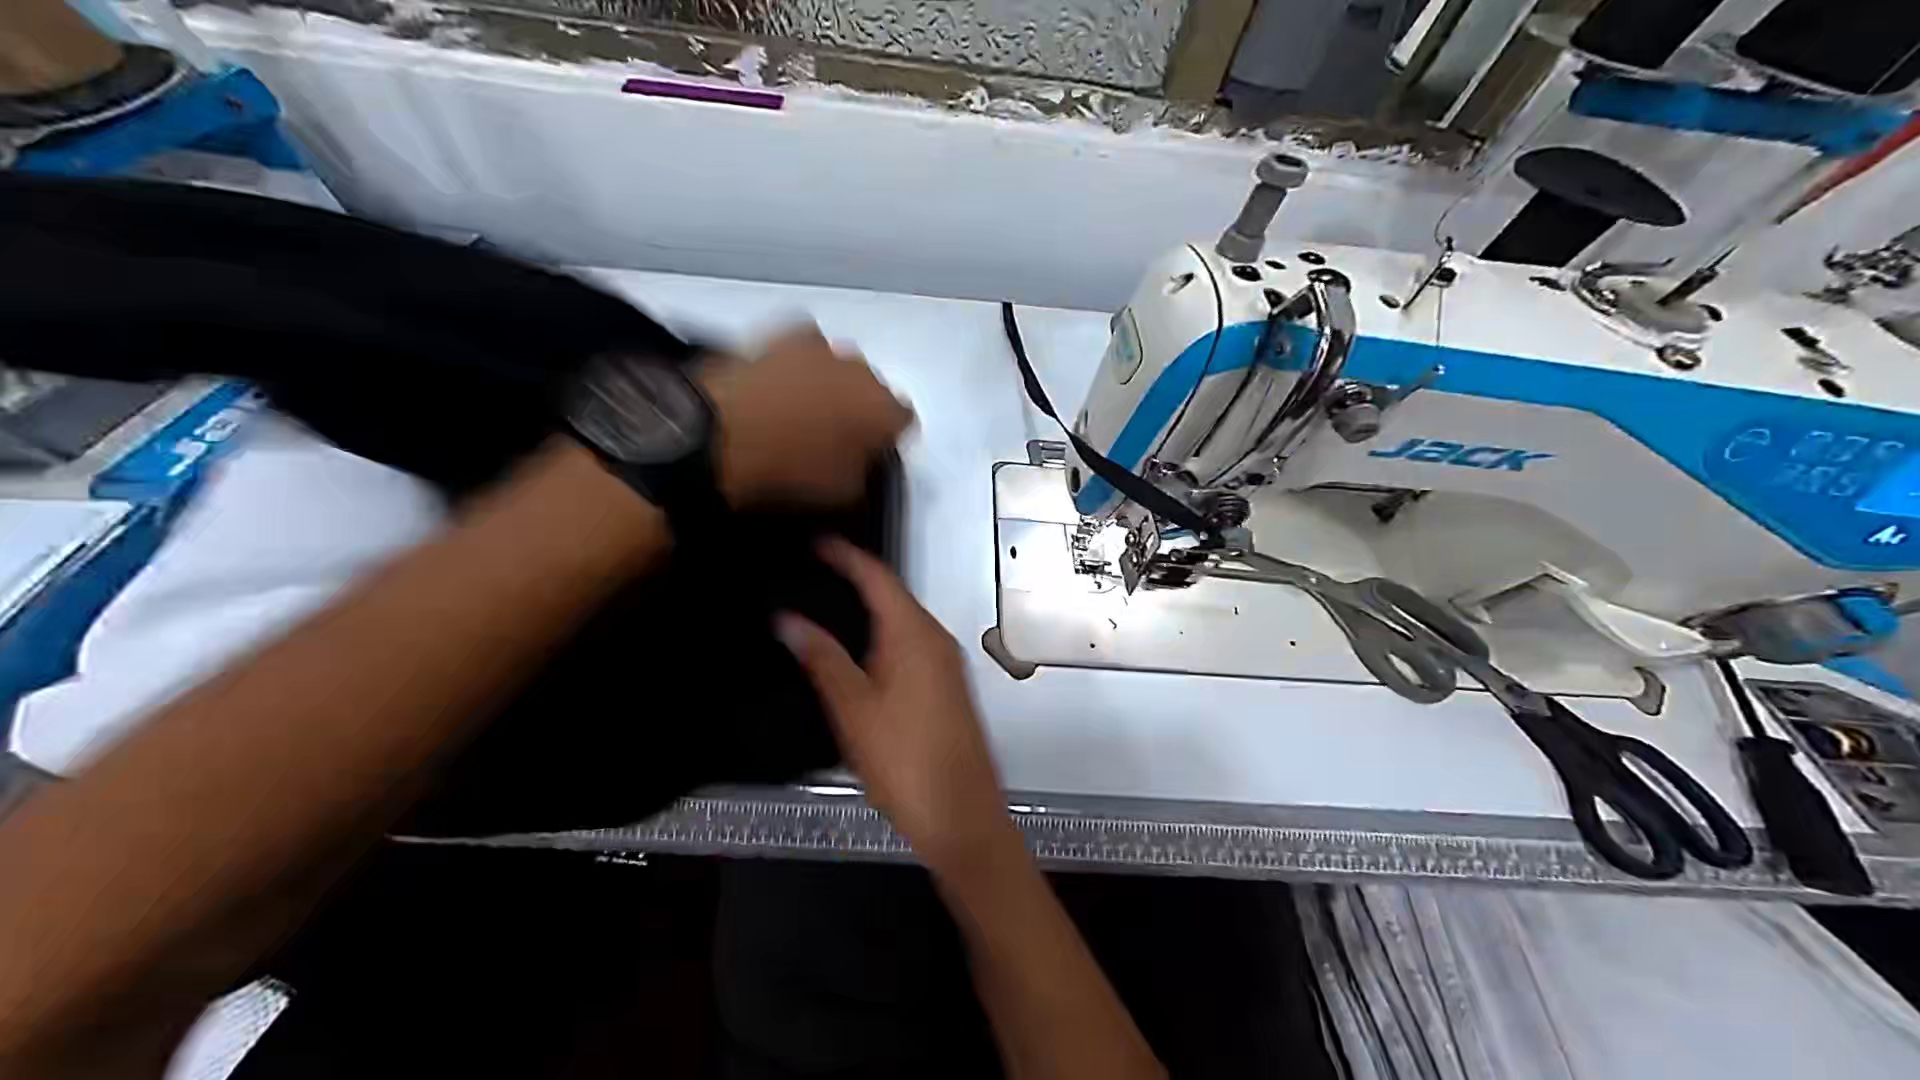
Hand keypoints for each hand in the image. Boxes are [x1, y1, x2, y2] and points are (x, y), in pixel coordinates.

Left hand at [699, 324, 912, 508]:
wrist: (721, 432)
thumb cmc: (788, 468)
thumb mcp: (840, 494)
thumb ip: (864, 474)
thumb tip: (861, 467)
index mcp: (886, 412)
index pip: (905, 422)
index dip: (888, 438)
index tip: (871, 452)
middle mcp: (864, 373)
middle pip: (874, 389)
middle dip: (861, 408)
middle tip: (836, 435)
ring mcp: (825, 348)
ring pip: (841, 367)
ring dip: (832, 384)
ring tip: (804, 411)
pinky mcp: (785, 334)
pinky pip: (806, 347)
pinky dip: (800, 362)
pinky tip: (782, 383)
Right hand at [775, 538, 1012, 872]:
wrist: (962, 816)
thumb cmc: (907, 762)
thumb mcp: (852, 707)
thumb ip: (821, 658)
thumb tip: (789, 620)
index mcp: (914, 634)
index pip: (878, 577)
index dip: (847, 556)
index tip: (818, 543)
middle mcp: (937, 641)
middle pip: (894, 595)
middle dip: (857, 581)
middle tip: (818, 574)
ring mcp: (948, 665)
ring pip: (905, 622)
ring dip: (871, 611)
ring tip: (832, 608)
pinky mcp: (949, 688)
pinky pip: (914, 646)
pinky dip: (885, 637)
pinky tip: (863, 655)